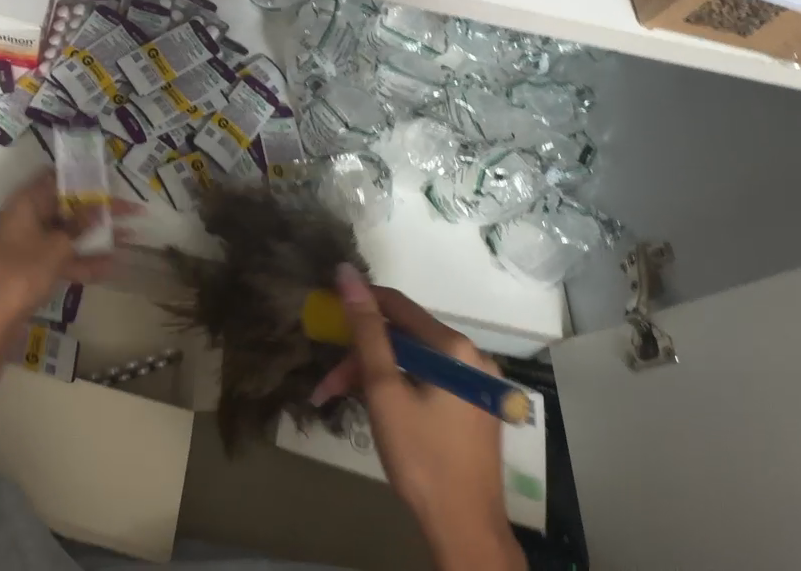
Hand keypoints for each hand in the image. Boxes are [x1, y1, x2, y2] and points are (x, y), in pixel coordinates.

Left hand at [0, 170, 133, 327]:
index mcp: (26, 203)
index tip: (111, 182)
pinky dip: (84, 261)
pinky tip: (112, 266)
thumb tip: (99, 207)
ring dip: (96, 236)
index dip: (84, 180)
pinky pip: (62, 258)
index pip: (57, 179)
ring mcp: (29, 245)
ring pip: (67, 234)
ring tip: (131, 237)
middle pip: (66, 208)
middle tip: (130, 210)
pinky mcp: (33, 269)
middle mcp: (27, 218)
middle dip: (97, 211)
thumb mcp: (56, 247)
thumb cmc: (22, 273)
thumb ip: (80, 225)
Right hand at [309, 264, 519, 570]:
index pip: (397, 304)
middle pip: (404, 337)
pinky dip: (397, 387)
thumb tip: (347, 273)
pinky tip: (375, 407)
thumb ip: (366, 331)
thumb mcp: (384, 390)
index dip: (358, 302)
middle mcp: (472, 358)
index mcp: (455, 348)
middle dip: (360, 354)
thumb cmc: (420, 456)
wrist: (465, 527)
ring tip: (338, 398)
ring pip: (413, 362)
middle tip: (328, 380)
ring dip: (373, 375)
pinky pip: (428, 381)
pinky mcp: (474, 408)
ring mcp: (477, 385)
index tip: (323, 309)